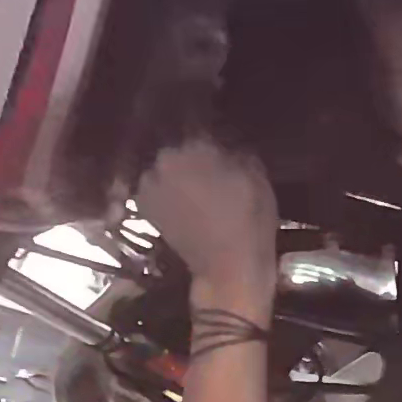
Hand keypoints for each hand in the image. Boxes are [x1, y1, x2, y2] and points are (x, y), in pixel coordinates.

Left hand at [137, 141, 278, 323]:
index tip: (225, 159)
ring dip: (178, 178)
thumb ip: (239, 154)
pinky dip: (167, 195)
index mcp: (195, 146)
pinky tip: (184, 207)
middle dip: (193, 161)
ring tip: (198, 196)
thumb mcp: (258, 179)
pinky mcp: (144, 207)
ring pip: (166, 172)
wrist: (227, 268)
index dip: (215, 148)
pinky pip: (157, 191)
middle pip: (179, 153)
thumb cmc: (249, 222)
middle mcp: (166, 159)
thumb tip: (228, 148)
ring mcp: (150, 184)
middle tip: (212, 179)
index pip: (202, 133)